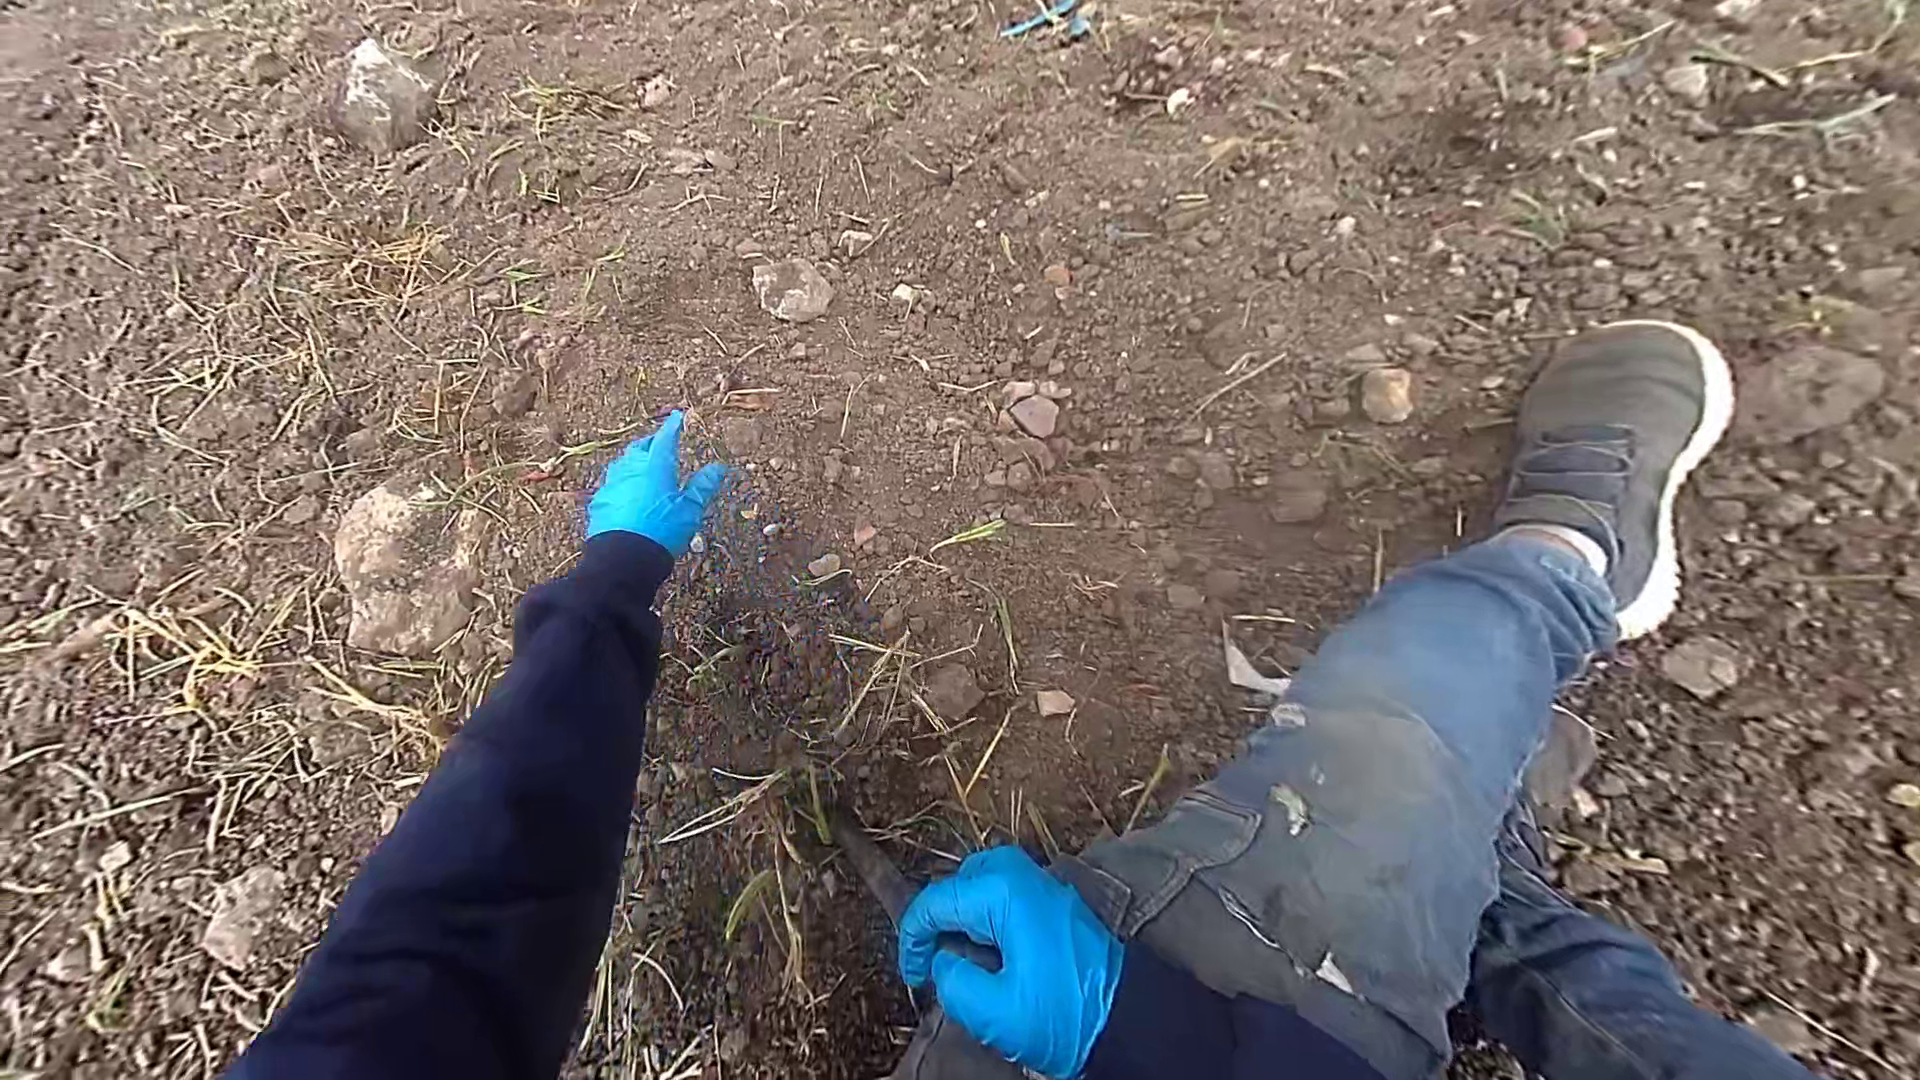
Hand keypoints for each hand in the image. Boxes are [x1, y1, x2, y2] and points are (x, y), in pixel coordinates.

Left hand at [586, 411, 726, 555]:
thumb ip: (703, 486)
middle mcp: (631, 470)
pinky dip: (626, 483)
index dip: (673, 426)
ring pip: (625, 465)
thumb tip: (719, 468)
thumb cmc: (663, 530)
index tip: (678, 416)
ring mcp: (612, 484)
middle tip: (662, 444)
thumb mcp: (691, 509)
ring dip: (637, 462)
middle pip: (640, 448)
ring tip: (648, 469)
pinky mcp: (601, 501)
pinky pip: (615, 484)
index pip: (666, 439)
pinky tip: (633, 495)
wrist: (624, 559)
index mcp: (655, 467)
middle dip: (652, 443)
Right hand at [898, 846, 1123, 1078]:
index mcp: (1000, 889)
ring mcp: (1031, 876)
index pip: (935, 901)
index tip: (913, 977)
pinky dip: (981, 921)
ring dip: (960, 924)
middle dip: (937, 928)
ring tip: (965, 968)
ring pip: (972, 889)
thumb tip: (940, 962)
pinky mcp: (1041, 891)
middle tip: (936, 972)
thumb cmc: (1064, 1012)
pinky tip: (990, 958)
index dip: (912, 939)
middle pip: (953, 889)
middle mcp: (1014, 869)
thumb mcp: (998, 1014)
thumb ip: (954, 983)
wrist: (1124, 1011)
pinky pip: (994, 894)